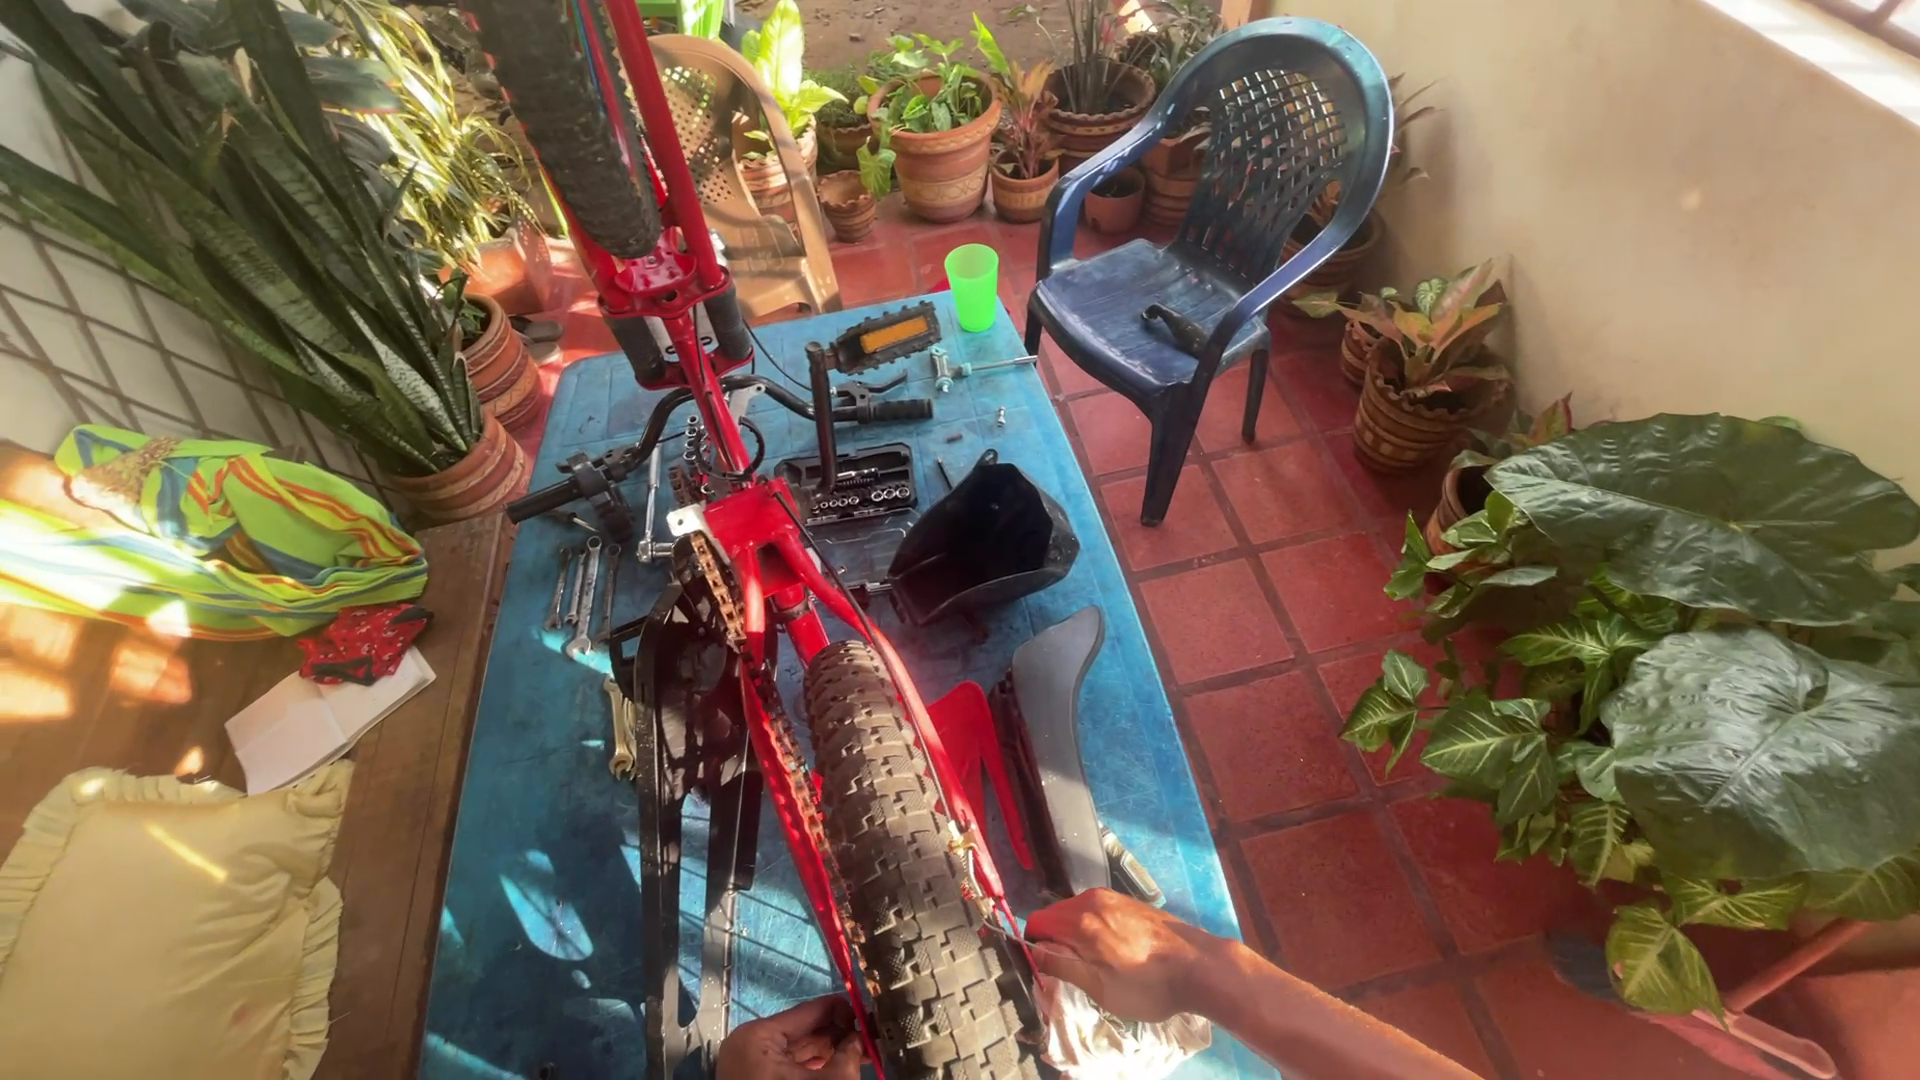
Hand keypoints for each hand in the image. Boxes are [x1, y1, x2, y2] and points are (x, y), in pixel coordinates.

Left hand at [715, 995, 865, 1079]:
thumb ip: (848, 1055)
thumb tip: (861, 1038)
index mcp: (759, 1035)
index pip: (810, 1010)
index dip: (843, 1010)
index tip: (869, 1017)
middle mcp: (750, 1044)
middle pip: (804, 1030)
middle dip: (838, 1034)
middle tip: (869, 1037)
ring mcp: (749, 1065)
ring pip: (798, 1050)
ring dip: (829, 1050)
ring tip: (860, 1052)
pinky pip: (788, 1066)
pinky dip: (813, 1066)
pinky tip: (838, 1065)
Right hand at [1025, 888, 1221, 1023]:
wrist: (1198, 966)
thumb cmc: (1148, 985)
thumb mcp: (1100, 988)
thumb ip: (1062, 966)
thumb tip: (1032, 953)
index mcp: (1081, 921)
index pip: (1037, 922)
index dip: (1034, 945)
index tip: (1045, 968)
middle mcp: (1091, 899)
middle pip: (1054, 915)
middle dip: (1054, 941)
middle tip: (1070, 972)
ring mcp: (1110, 896)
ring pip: (1074, 912)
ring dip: (1073, 934)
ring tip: (1093, 964)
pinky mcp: (1125, 900)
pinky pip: (1093, 909)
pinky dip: (1090, 927)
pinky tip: (1111, 950)